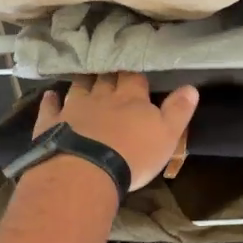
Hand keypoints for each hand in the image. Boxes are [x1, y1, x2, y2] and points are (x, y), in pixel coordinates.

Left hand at [33, 73, 197, 190]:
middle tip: (111, 69)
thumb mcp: (167, 135)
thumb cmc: (133, 156)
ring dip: (83, 81)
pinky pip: (51, 107)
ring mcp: (74, 108)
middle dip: (110, 72)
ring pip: (79, 87)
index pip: (135, 78)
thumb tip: (191, 87)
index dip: (136, 73)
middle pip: (106, 77)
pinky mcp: (52, 123)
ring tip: (85, 77)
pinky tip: (51, 96)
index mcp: (131, 99)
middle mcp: (102, 97)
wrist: (85, 173)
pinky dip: (52, 100)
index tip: (137, 71)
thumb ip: (178, 111)